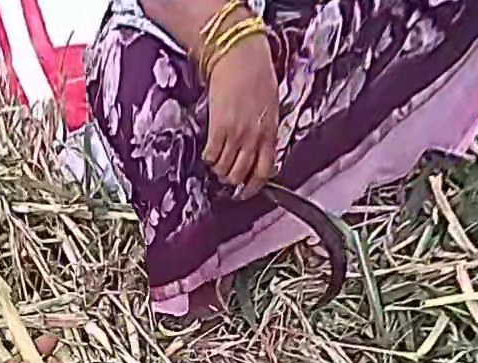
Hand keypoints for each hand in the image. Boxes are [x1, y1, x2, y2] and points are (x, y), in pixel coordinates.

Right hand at [202, 34, 279, 197]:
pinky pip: (210, 157)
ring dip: (218, 168)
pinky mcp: (219, 130)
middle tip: (225, 172)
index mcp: (269, 132)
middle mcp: (254, 137)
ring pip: (223, 170)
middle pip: (239, 176)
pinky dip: (208, 157)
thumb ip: (264, 132)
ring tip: (217, 158)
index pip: (264, 172)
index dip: (253, 188)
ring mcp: (236, 135)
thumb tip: (256, 153)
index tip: (244, 192)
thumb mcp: (269, 107)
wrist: (240, 57)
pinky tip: (209, 148)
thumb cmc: (255, 76)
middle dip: (230, 179)